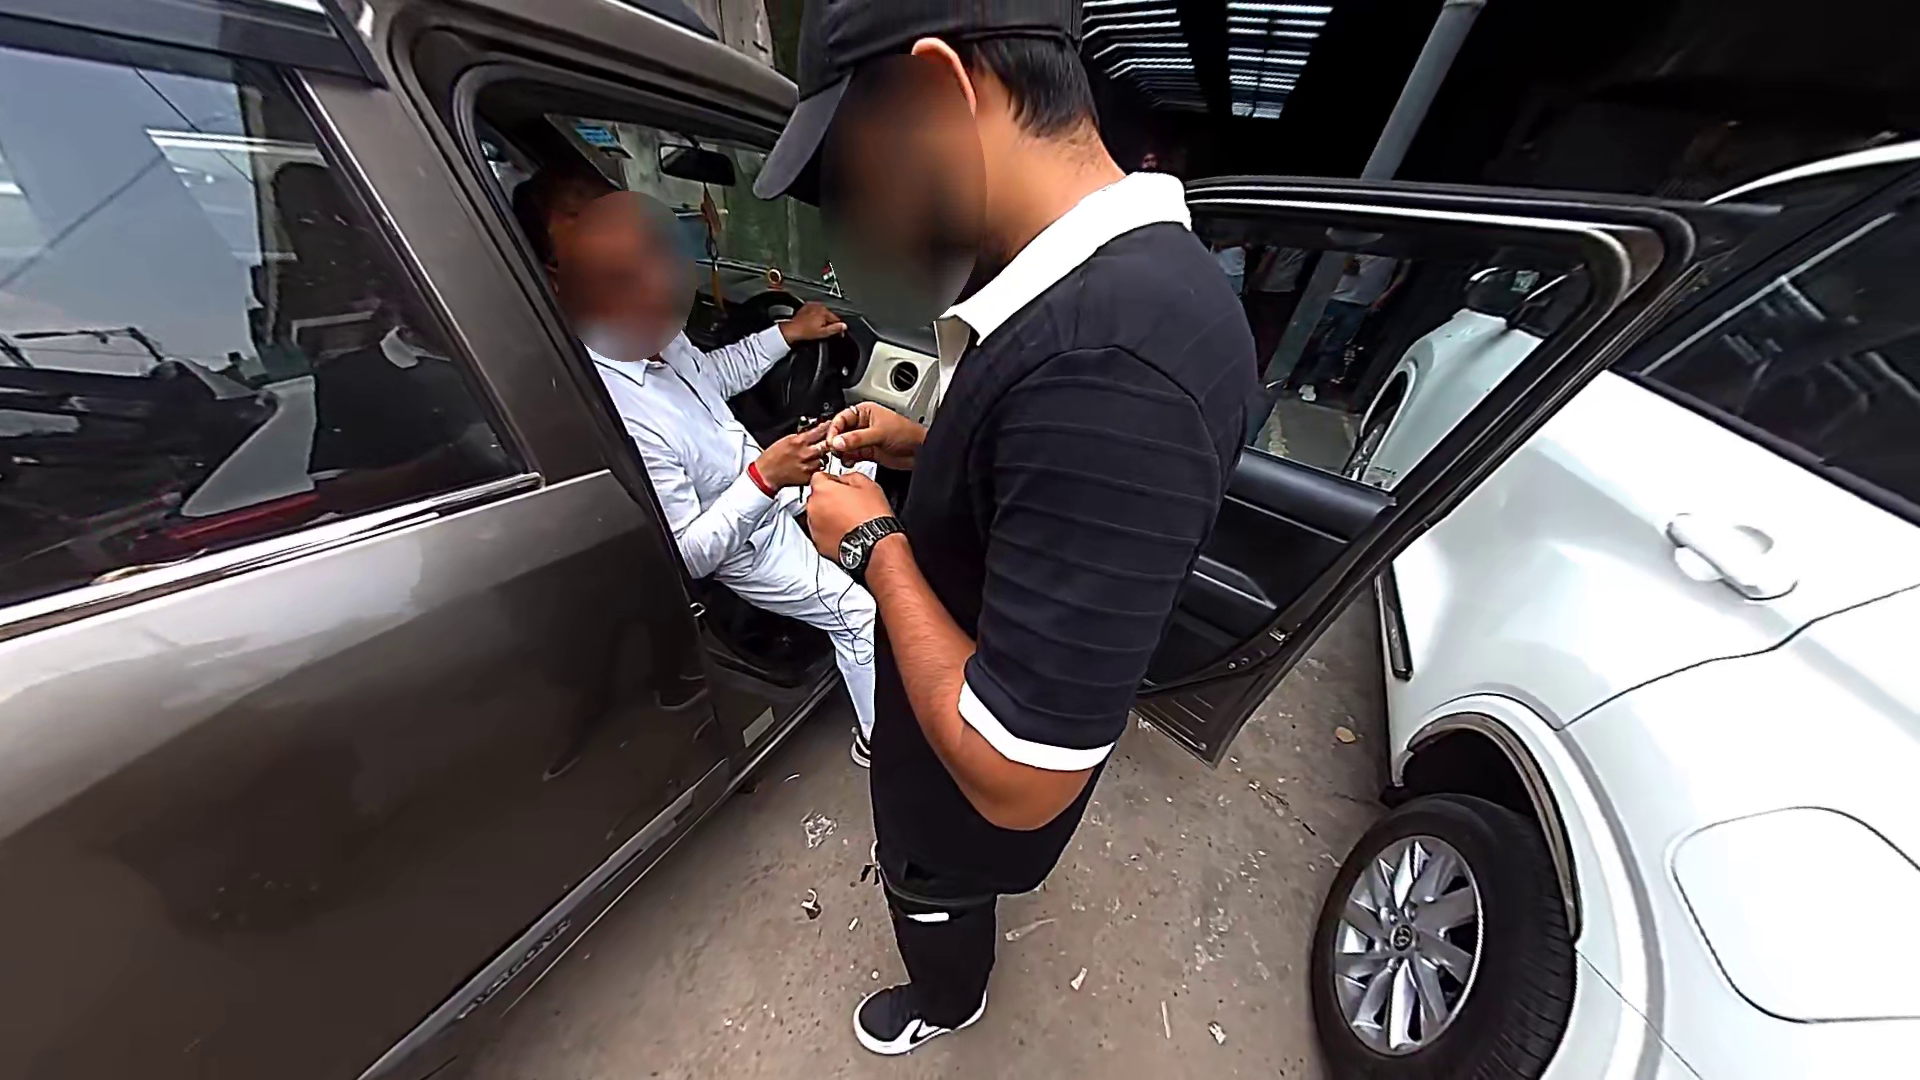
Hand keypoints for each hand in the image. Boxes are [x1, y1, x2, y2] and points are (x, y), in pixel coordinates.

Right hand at [753, 422, 827, 488]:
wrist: (766, 473)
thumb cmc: (773, 456)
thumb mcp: (786, 440)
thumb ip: (801, 436)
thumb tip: (813, 431)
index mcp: (799, 442)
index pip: (819, 432)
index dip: (827, 428)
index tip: (830, 426)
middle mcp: (805, 453)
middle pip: (826, 445)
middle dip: (828, 444)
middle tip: (827, 443)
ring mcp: (808, 466)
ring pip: (825, 459)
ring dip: (823, 457)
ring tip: (815, 457)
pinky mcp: (808, 477)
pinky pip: (819, 470)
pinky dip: (817, 468)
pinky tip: (811, 466)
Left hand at [778, 302, 847, 344]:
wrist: (793, 330)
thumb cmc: (805, 331)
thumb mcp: (823, 333)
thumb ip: (835, 329)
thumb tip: (844, 326)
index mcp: (824, 311)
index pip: (836, 319)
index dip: (839, 327)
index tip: (840, 333)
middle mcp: (818, 306)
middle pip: (830, 315)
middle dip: (830, 323)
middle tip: (827, 332)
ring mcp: (812, 305)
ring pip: (823, 313)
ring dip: (823, 320)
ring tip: (819, 328)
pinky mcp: (806, 307)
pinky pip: (815, 311)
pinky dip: (816, 316)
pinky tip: (813, 323)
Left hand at [805, 470, 894, 557]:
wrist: (875, 544)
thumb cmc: (872, 517)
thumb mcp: (867, 484)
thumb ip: (849, 476)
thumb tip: (844, 479)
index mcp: (822, 490)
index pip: (818, 477)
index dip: (832, 480)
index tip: (840, 484)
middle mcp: (813, 508)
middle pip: (816, 497)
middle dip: (829, 499)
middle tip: (848, 504)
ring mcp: (813, 527)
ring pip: (817, 516)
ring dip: (828, 516)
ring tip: (848, 520)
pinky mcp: (818, 543)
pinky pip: (821, 533)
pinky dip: (829, 532)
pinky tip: (845, 531)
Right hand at [825, 401, 925, 469]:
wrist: (920, 451)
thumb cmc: (907, 434)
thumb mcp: (879, 433)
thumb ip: (857, 438)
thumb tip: (837, 441)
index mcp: (865, 412)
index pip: (841, 418)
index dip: (834, 429)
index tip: (831, 441)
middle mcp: (863, 424)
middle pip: (840, 432)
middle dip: (836, 442)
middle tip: (833, 450)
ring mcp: (865, 439)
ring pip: (845, 445)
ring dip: (841, 452)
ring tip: (841, 456)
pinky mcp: (868, 452)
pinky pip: (852, 455)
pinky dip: (848, 459)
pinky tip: (849, 461)